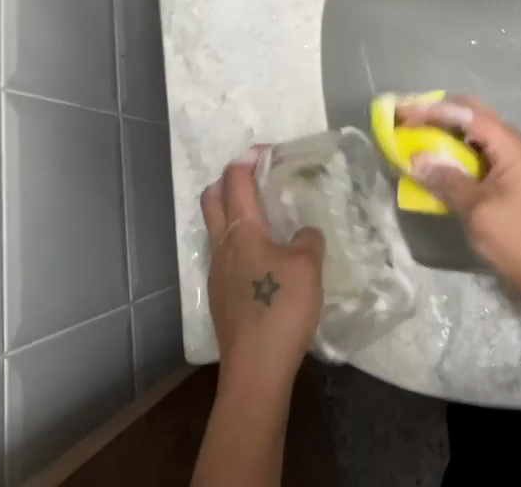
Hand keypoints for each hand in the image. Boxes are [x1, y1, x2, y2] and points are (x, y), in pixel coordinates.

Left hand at [200, 148, 325, 392]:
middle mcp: (222, 245)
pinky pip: (224, 253)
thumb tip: (304, 233)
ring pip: (215, 227)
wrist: (255, 369)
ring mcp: (216, 272)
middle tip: (255, 176)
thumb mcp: (309, 266)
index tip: (266, 151)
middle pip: (211, 199)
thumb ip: (308, 239)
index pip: (235, 181)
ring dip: (232, 211)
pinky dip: (237, 240)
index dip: (247, 159)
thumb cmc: (281, 309)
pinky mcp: (220, 296)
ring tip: (263, 215)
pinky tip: (262, 257)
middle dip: (228, 179)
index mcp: (242, 231)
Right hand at [401, 96, 520, 305]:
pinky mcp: (507, 174)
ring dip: (447, 129)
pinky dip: (456, 148)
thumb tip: (415, 159)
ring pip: (475, 130)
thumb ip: (446, 179)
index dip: (435, 111)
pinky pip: (479, 149)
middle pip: (474, 114)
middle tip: (409, 117)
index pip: (469, 115)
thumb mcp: (475, 209)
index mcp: (512, 147)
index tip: (406, 115)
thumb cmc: (514, 238)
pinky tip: (437, 156)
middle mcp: (515, 144)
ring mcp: (513, 159)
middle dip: (440, 113)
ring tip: (417, 131)